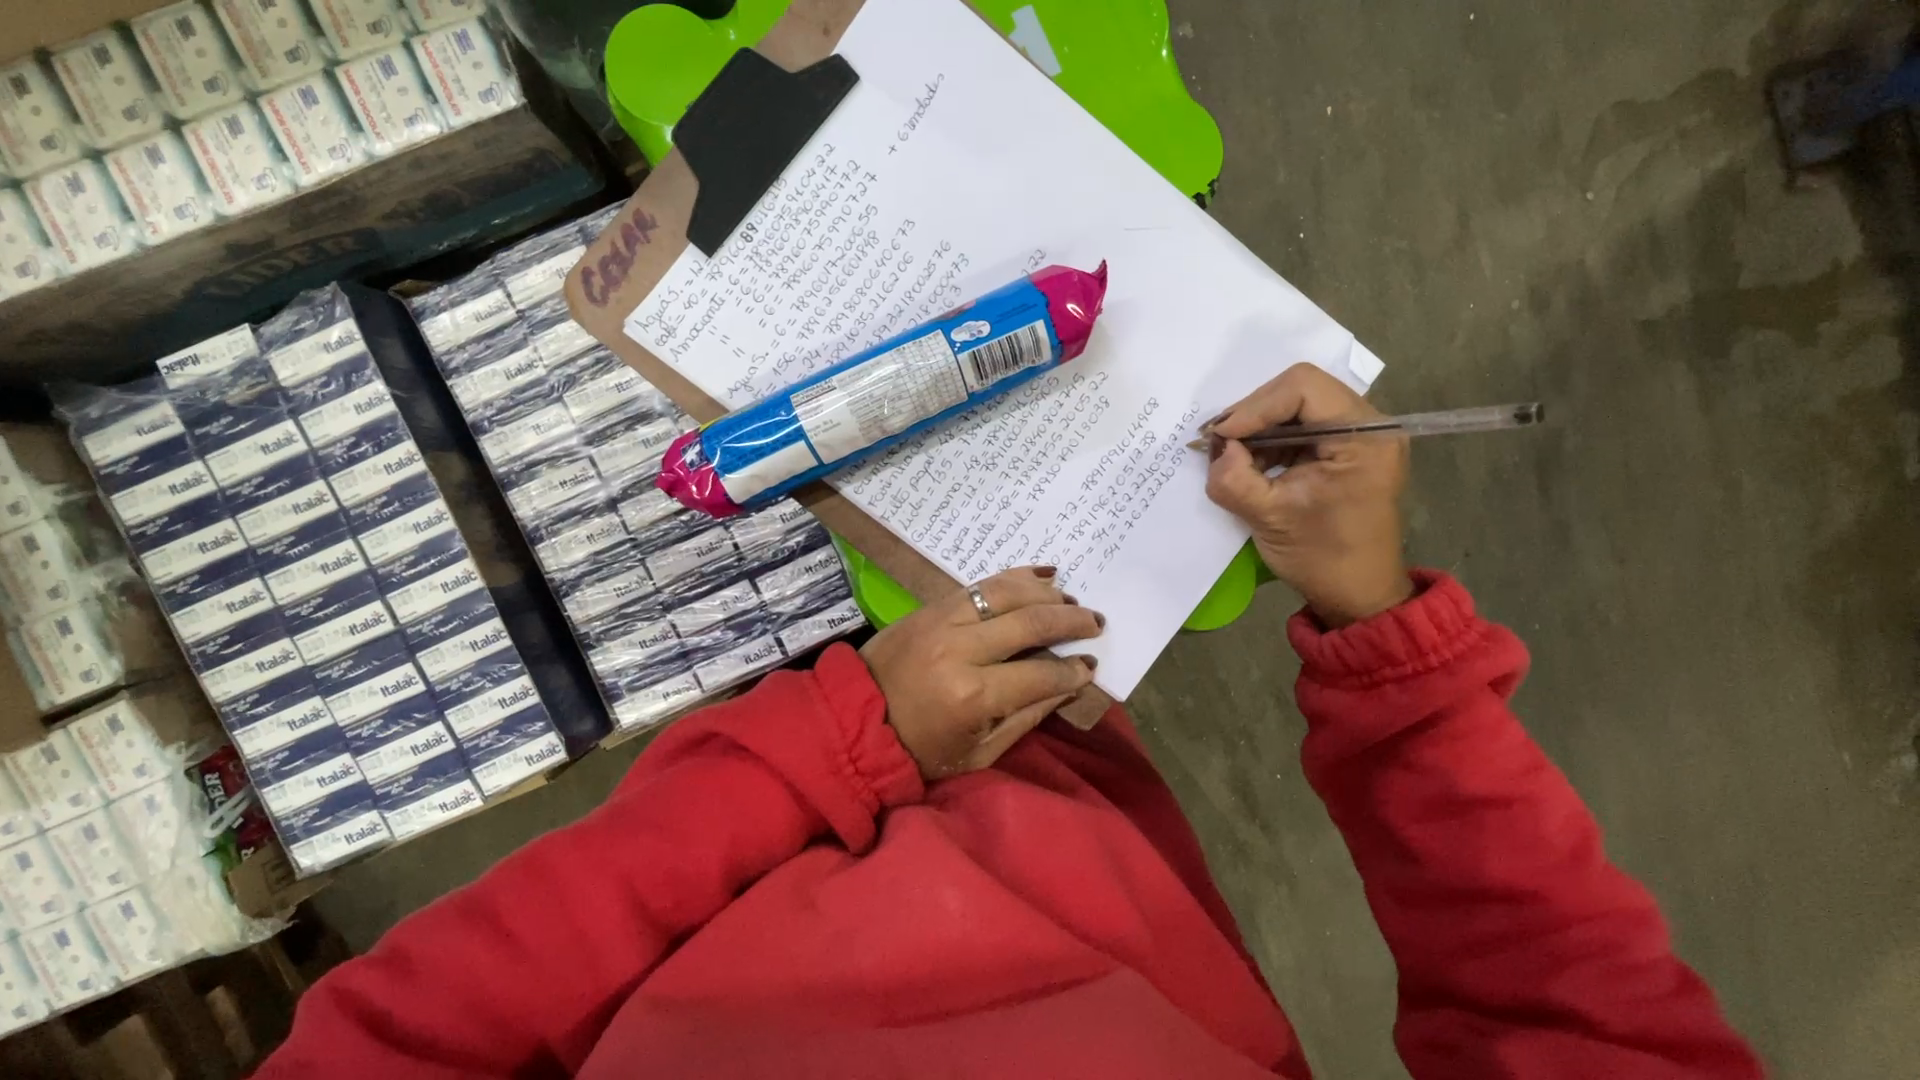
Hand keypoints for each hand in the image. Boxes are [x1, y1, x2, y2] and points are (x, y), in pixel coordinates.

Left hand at [860, 566, 1101, 779]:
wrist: (852, 721)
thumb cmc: (920, 749)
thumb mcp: (979, 753)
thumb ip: (1026, 717)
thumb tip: (1067, 685)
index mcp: (973, 696)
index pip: (1041, 675)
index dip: (1072, 671)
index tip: (1090, 667)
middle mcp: (961, 650)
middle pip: (1030, 624)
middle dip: (1070, 623)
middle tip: (1096, 624)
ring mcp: (943, 621)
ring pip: (1006, 593)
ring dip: (1046, 594)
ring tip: (1070, 602)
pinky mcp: (931, 607)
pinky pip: (979, 585)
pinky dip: (1014, 578)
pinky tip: (1041, 577)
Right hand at [1204, 363, 1412, 626]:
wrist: (1357, 594)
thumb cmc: (1323, 558)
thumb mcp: (1270, 518)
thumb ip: (1235, 478)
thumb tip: (1217, 448)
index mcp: (1364, 436)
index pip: (1302, 388)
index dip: (1254, 407)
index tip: (1221, 438)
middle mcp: (1368, 424)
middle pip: (1298, 390)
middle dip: (1252, 415)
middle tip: (1218, 444)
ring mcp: (1356, 435)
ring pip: (1294, 405)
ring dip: (1257, 428)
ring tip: (1231, 456)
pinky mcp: (1342, 450)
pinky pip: (1298, 426)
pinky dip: (1267, 440)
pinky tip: (1249, 463)